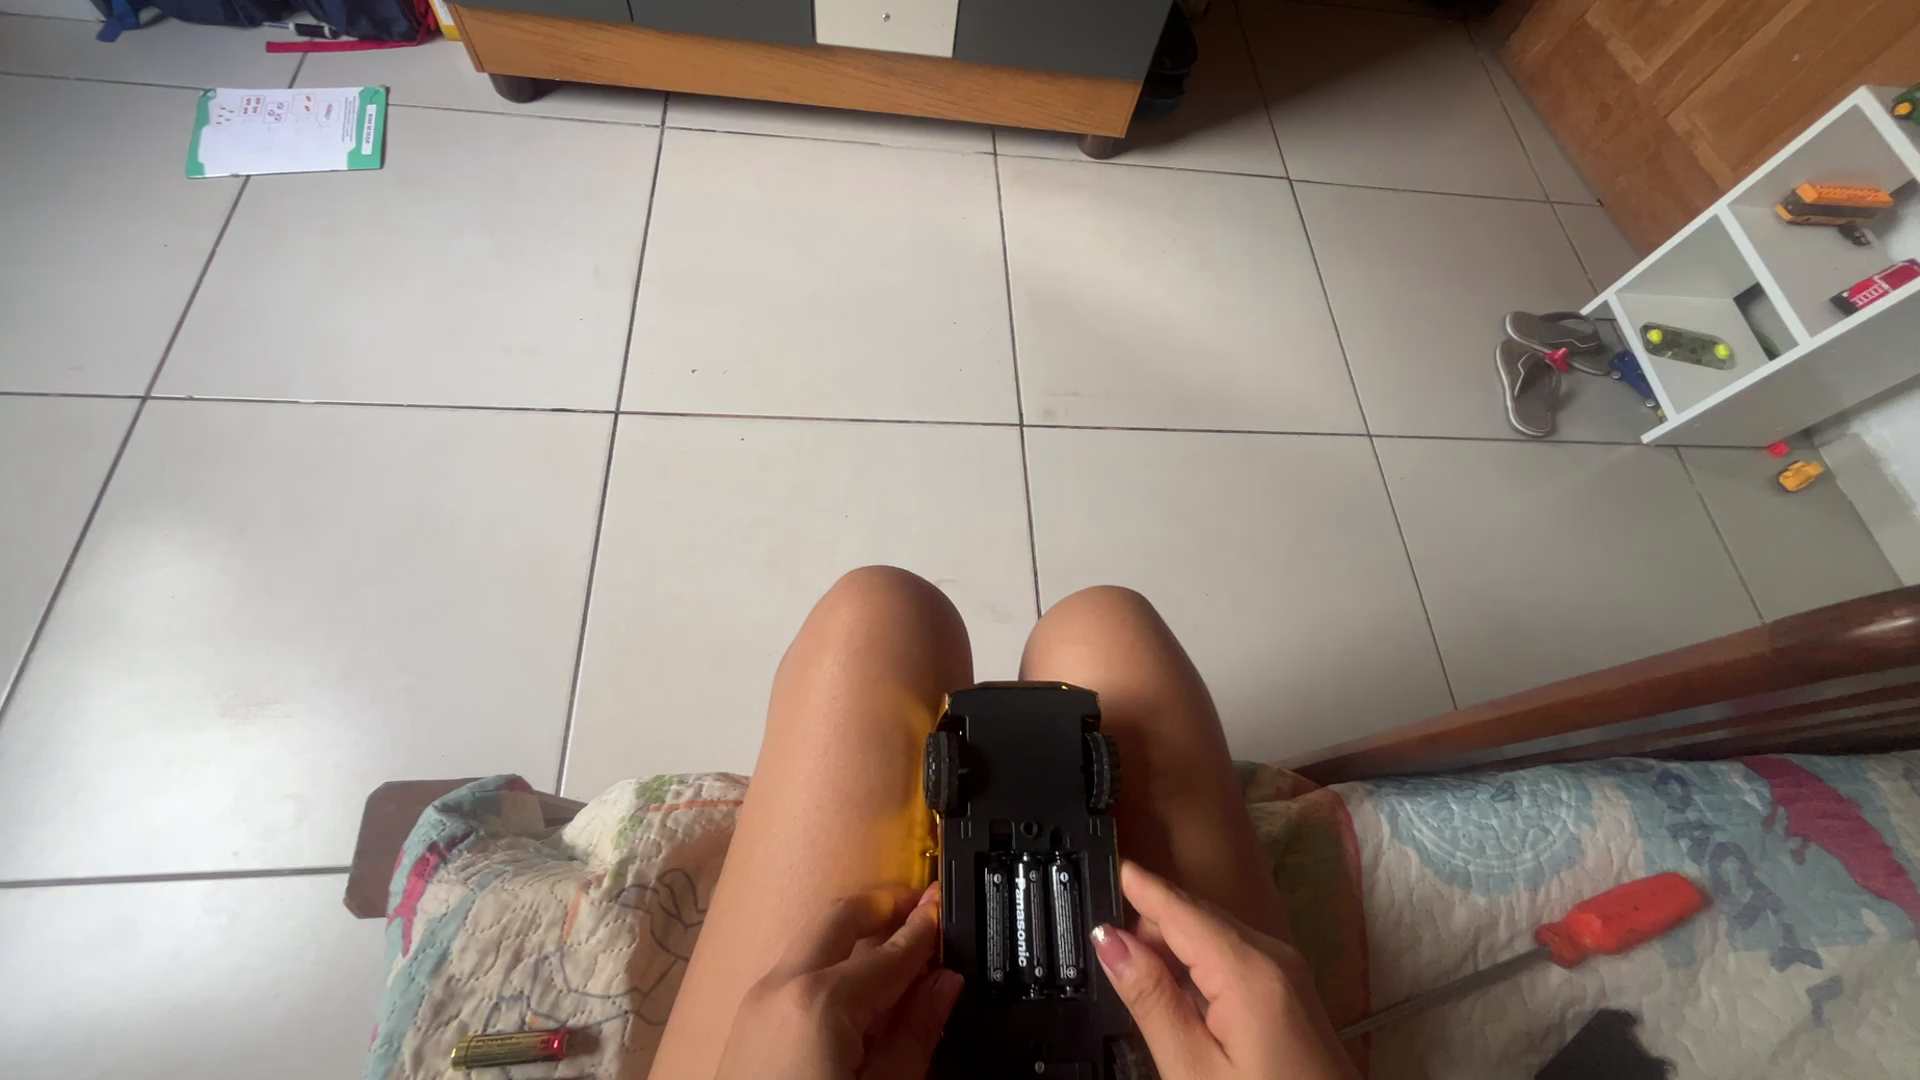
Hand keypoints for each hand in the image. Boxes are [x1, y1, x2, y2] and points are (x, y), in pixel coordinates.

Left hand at [713, 884, 964, 1079]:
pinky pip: (798, 967)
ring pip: (817, 936)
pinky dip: (832, 959)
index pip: (892, 950)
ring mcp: (759, 1000)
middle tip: (922, 908)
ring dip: (858, 930)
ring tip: (897, 946)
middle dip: (886, 904)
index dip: (926, 929)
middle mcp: (784, 984)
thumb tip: (944, 984)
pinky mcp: (747, 1020)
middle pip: (844, 915)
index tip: (946, 909)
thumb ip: (915, 1035)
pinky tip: (859, 987)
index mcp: (822, 1001)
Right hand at [1091, 862, 1357, 1079]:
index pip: (1177, 905)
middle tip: (1103, 945)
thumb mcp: (1194, 1070)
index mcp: (1248, 968)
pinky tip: (1177, 998)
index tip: (1100, 863)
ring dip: (1171, 947)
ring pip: (1211, 934)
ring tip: (1134, 977)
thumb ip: (1151, 998)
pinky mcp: (1290, 993)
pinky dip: (1197, 966)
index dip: (1136, 884)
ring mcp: (1286, 973)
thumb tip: (1108, 937)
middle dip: (1148, 922)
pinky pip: (1232, 956)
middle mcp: (1272, 955)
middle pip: (1194, 915)